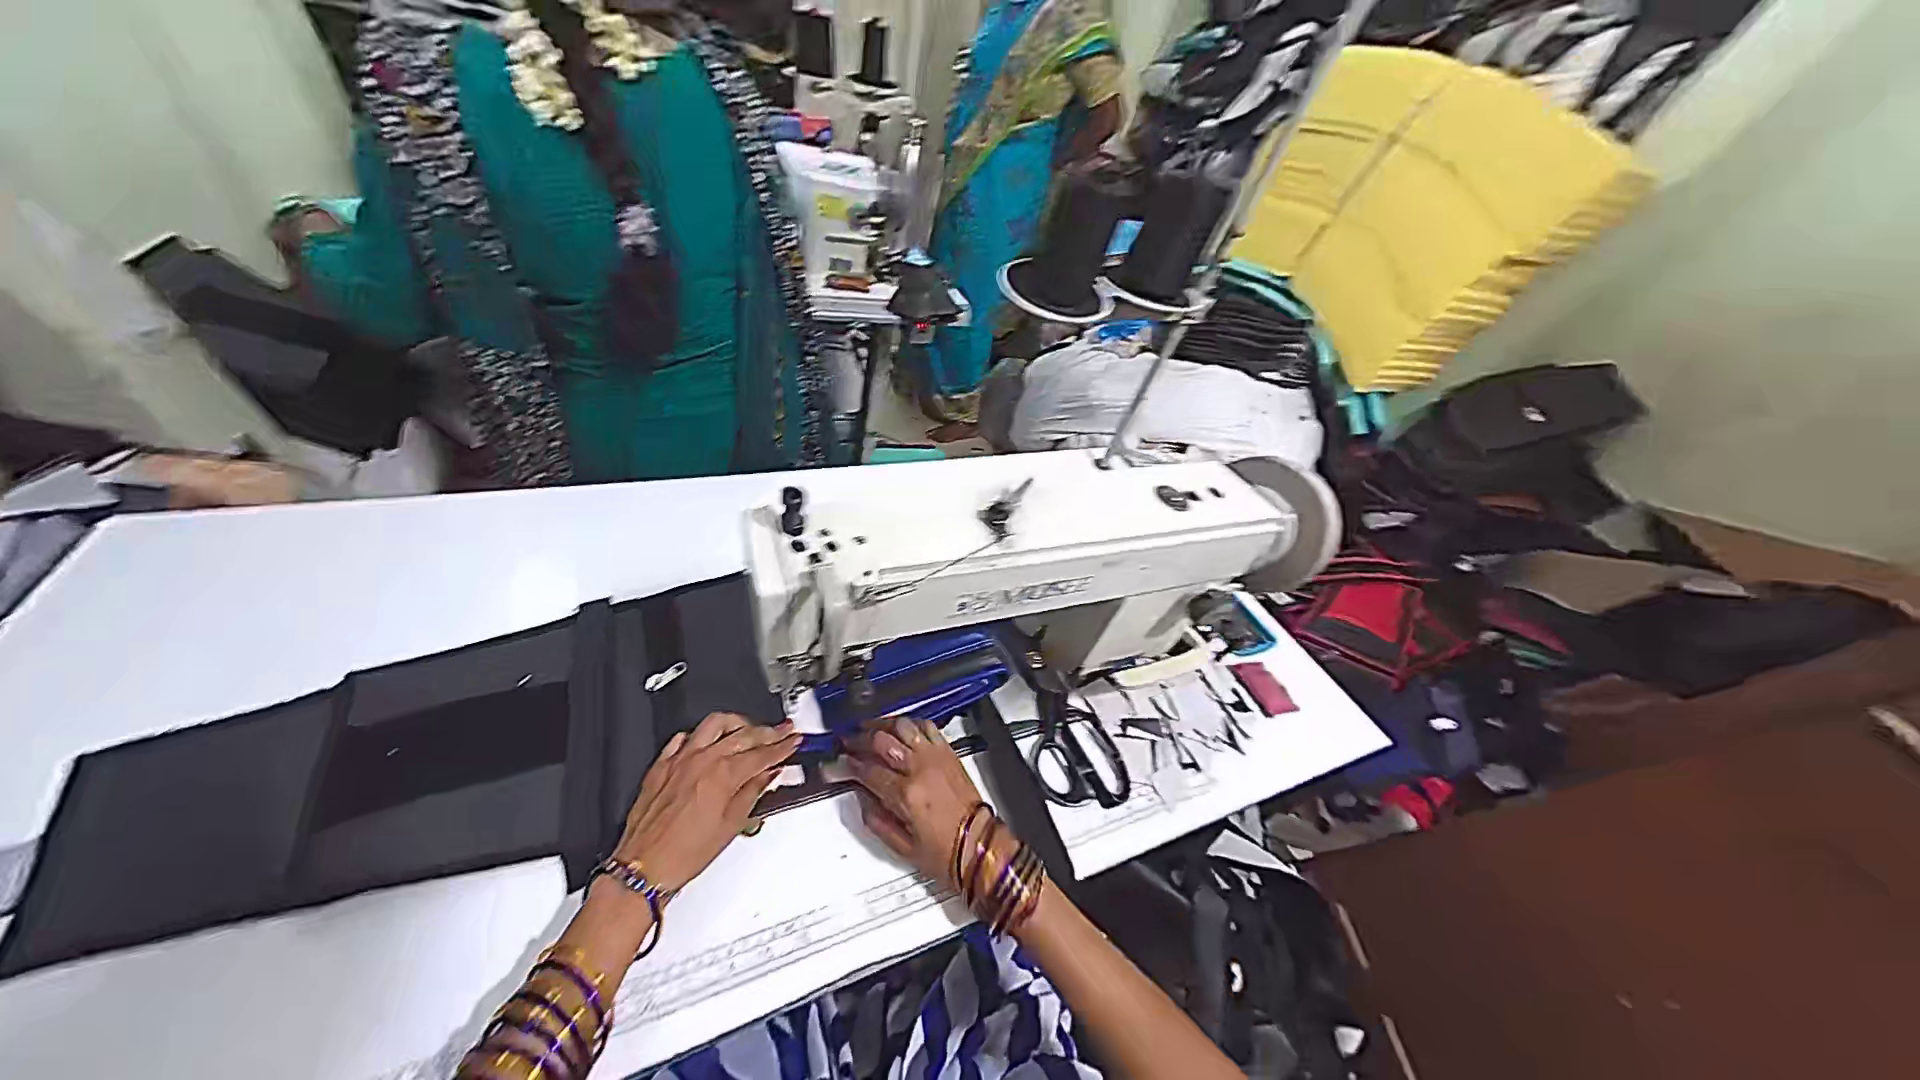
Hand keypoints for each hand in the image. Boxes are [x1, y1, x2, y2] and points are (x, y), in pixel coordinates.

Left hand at [613, 711, 799, 893]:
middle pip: (745, 734)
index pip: (763, 753)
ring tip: (749, 728)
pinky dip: (701, 734)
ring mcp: (680, 760)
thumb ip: (753, 792)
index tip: (794, 741)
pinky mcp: (662, 765)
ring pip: (715, 724)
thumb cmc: (682, 854)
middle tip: (783, 731)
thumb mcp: (732, 825)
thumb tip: (768, 775)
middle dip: (769, 731)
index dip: (784, 745)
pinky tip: (708, 740)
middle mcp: (702, 761)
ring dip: (738, 723)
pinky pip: (684, 737)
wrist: (642, 868)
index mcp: (723, 775)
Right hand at [847, 717, 988, 891]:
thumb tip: (862, 799)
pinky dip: (910, 724)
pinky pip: (927, 727)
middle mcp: (920, 769)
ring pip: (903, 726)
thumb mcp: (902, 847)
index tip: (836, 763)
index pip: (867, 770)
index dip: (846, 765)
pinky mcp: (949, 753)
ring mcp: (936, 757)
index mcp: (906, 795)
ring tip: (869, 728)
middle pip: (881, 740)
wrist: (980, 846)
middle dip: (858, 739)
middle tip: (847, 742)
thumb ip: (877, 820)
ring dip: (882, 725)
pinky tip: (901, 728)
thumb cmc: (948, 852)